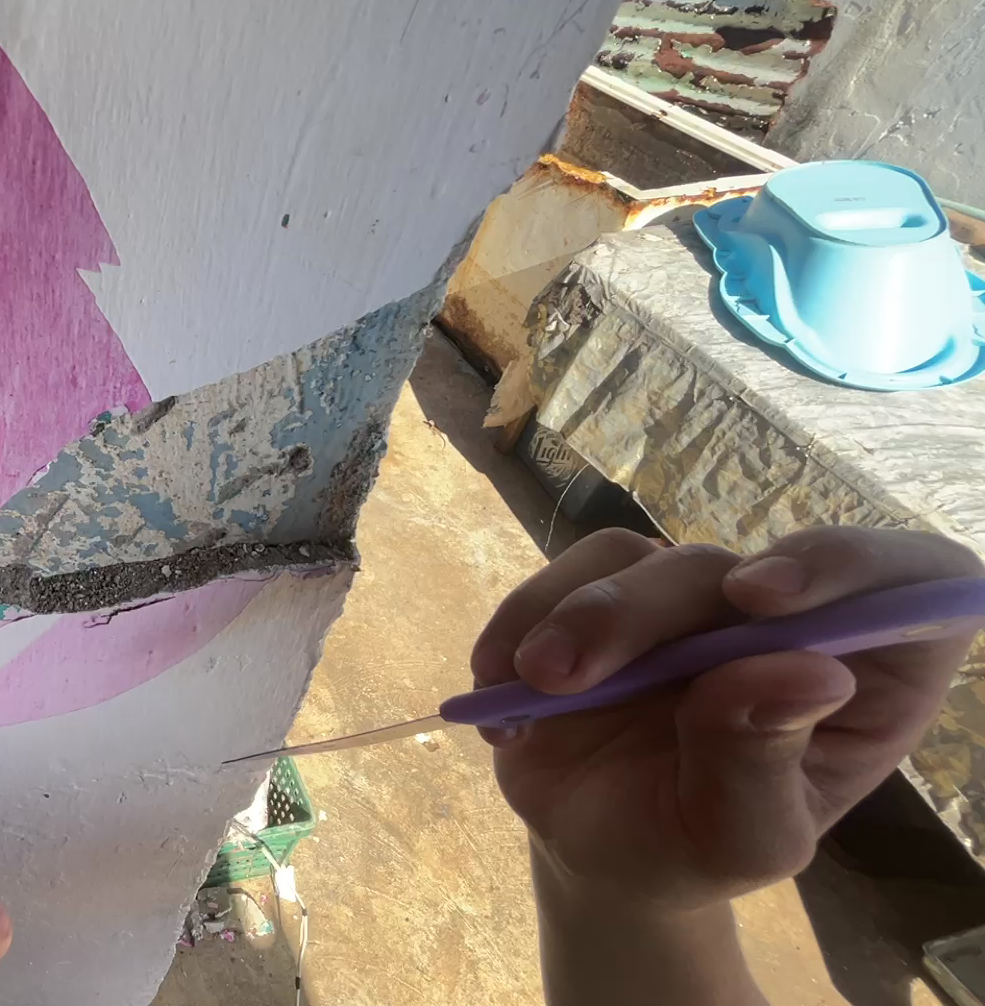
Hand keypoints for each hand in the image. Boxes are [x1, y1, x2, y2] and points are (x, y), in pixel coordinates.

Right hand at [473, 526, 981, 910]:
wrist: (585, 838)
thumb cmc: (681, 850)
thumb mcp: (736, 837)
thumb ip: (759, 761)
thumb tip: (804, 670)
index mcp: (853, 680)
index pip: (910, 585)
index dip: (849, 567)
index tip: (760, 601)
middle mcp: (761, 626)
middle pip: (711, 568)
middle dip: (624, 614)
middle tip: (557, 676)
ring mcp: (667, 608)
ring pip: (619, 556)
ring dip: (556, 612)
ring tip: (519, 683)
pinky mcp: (584, 601)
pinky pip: (547, 579)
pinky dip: (509, 626)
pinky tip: (497, 688)